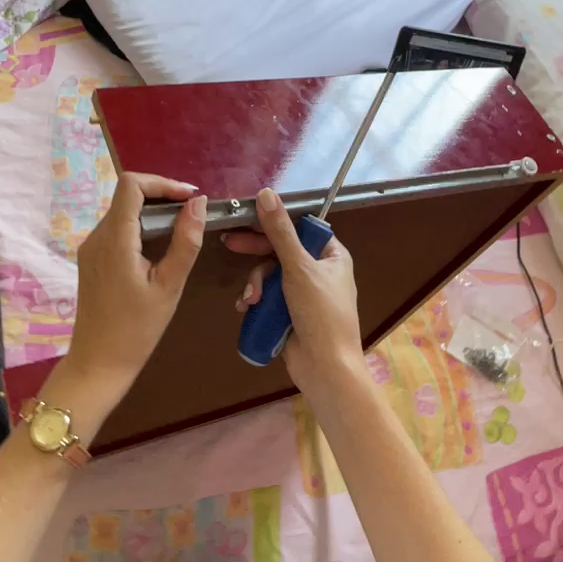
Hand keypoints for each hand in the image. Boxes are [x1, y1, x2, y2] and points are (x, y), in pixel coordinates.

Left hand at [60, 173, 206, 400]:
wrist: (98, 363)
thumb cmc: (137, 328)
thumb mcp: (170, 285)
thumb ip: (185, 241)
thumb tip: (198, 203)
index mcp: (115, 239)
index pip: (131, 184)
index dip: (162, 182)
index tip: (190, 198)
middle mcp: (97, 236)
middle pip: (127, 196)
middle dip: (161, 196)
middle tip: (192, 214)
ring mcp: (90, 248)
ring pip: (122, 212)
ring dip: (152, 212)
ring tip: (181, 229)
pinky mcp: (91, 259)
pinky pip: (117, 230)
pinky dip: (140, 227)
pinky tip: (159, 247)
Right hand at [223, 188, 363, 394]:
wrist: (326, 368)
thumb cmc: (320, 314)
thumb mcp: (298, 268)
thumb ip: (280, 231)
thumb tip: (266, 193)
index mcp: (332, 256)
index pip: (301, 228)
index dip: (275, 223)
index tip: (249, 218)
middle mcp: (320, 271)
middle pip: (281, 251)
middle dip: (257, 256)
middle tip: (230, 244)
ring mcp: (304, 295)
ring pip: (271, 276)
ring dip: (256, 285)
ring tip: (251, 301)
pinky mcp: (290, 314)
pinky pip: (269, 297)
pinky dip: (257, 301)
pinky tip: (247, 309)